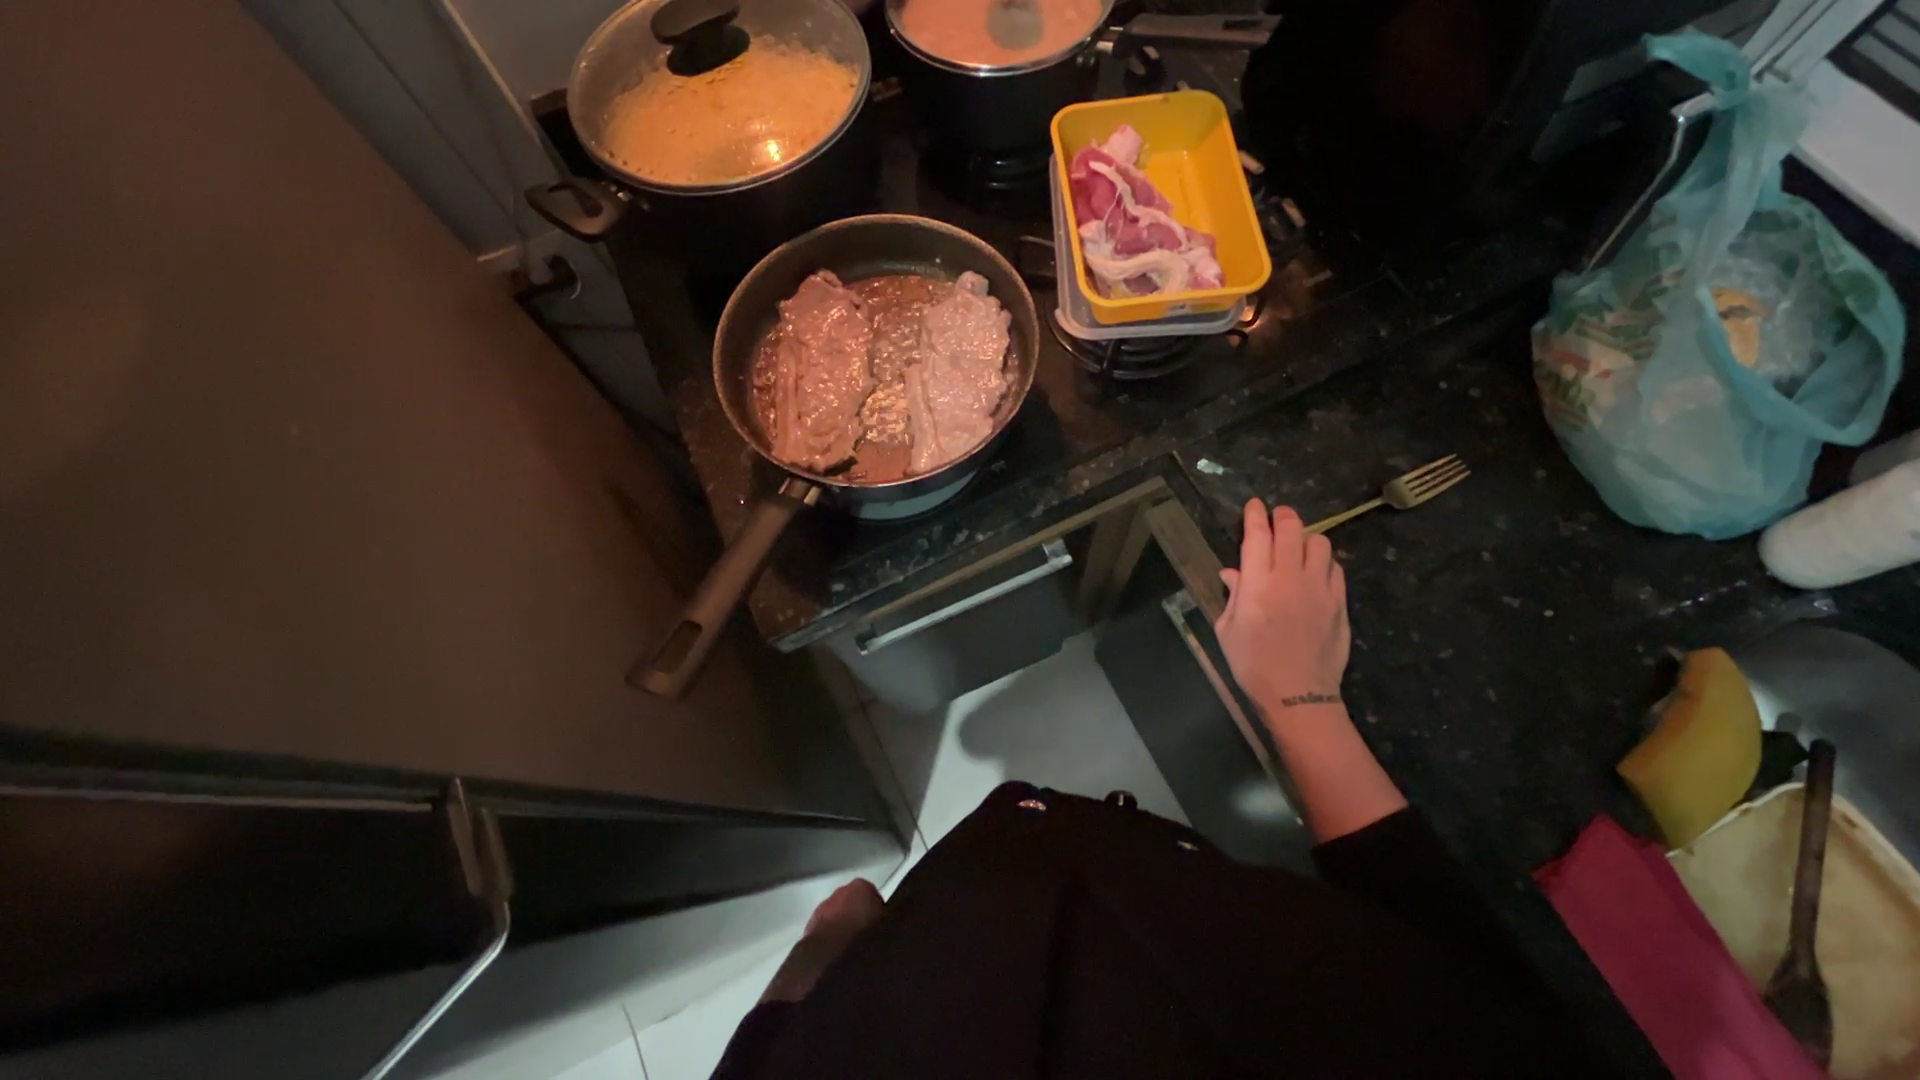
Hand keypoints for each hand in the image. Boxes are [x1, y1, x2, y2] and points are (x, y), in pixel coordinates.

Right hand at [1215, 500, 1349, 717]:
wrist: (1297, 694)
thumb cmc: (1252, 664)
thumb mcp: (1228, 631)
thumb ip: (1233, 596)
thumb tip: (1233, 573)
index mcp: (1258, 584)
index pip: (1257, 535)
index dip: (1255, 516)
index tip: (1254, 505)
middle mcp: (1290, 577)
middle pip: (1292, 529)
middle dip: (1282, 517)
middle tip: (1277, 518)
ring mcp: (1320, 588)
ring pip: (1319, 543)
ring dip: (1306, 538)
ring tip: (1298, 546)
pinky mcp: (1339, 602)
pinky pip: (1335, 568)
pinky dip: (1324, 561)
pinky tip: (1316, 571)